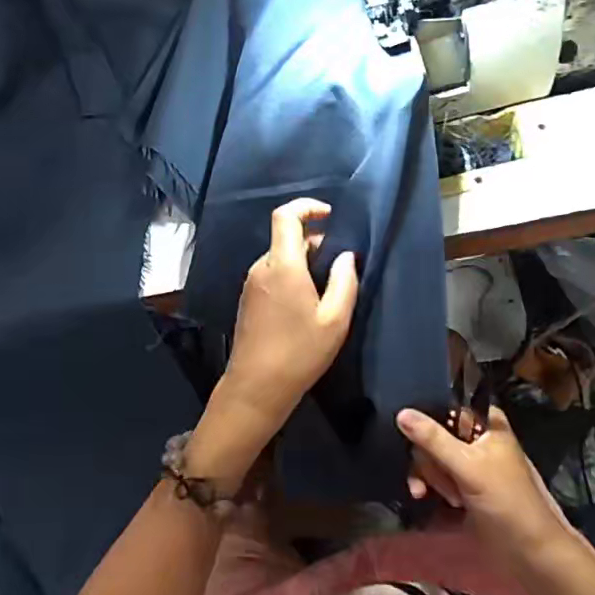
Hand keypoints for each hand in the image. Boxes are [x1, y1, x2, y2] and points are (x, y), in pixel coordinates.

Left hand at [218, 199, 357, 433]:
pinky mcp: (248, 299)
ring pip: (281, 257)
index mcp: (283, 265)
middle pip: (287, 238)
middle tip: (340, 266)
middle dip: (315, 242)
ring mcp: (251, 283)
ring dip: (304, 262)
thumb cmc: (299, 353)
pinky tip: (306, 304)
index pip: (286, 216)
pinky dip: (292, 275)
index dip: (307, 206)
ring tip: (327, 290)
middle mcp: (262, 267)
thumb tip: (347, 255)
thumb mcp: (335, 320)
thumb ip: (345, 281)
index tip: (330, 215)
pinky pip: (273, 273)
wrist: (256, 388)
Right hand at [397, 406, 592, 566]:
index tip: (416, 441)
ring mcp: (469, 461)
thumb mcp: (468, 466)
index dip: (427, 422)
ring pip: (430, 455)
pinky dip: (429, 485)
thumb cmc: (506, 502)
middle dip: (429, 458)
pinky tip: (424, 496)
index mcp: (486, 421)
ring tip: (445, 496)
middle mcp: (476, 436)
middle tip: (440, 478)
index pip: (445, 407)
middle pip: (433, 432)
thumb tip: (401, 412)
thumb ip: (433, 439)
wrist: (530, 553)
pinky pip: (434, 474)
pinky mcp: (462, 484)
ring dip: (430, 476)